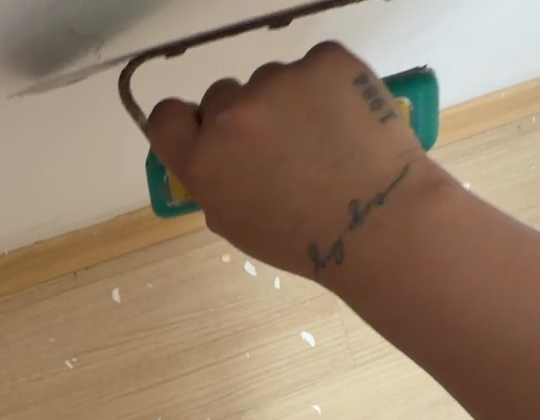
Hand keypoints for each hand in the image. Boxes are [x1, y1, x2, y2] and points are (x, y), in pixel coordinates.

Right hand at [146, 42, 452, 283]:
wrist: (375, 221)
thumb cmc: (299, 238)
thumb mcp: (234, 222)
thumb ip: (212, 181)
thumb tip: (217, 157)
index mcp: (202, 162)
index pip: (165, 117)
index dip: (182, 124)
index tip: (200, 133)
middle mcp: (231, 117)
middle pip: (220, 97)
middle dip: (239, 119)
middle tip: (273, 148)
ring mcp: (279, 82)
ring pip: (268, 82)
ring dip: (283, 102)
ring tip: (317, 141)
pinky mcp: (325, 61)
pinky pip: (312, 66)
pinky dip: (323, 87)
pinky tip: (340, 121)